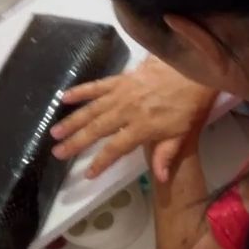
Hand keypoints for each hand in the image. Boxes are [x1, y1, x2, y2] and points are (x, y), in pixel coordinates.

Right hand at [51, 61, 217, 179]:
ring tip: (54, 132)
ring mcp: (122, 93)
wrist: (193, 70)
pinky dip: (80, 91)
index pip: (116, 149)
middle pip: (97, 130)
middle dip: (76, 143)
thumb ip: (167, 154)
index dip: (101, 162)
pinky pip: (97, 86)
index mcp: (143, 127)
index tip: (87, 174)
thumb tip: (160, 178)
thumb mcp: (183, 133)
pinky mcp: (121, 79)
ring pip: (92, 110)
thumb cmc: (191, 105)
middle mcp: (127, 111)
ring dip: (72, 121)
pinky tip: (64, 98)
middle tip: (57, 153)